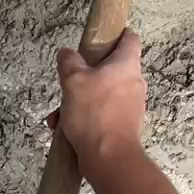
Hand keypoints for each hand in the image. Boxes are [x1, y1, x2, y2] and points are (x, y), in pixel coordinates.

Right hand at [56, 29, 145, 185]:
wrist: (109, 158)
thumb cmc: (95, 115)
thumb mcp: (72, 81)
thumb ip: (68, 62)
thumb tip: (66, 54)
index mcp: (127, 65)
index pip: (129, 38)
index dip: (115, 35)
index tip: (98, 39)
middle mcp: (134, 83)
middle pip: (110, 69)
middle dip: (85, 76)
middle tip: (69, 83)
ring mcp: (130, 106)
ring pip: (102, 94)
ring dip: (79, 101)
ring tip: (60, 114)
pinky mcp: (123, 125)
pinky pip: (102, 114)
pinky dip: (84, 118)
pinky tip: (64, 129)